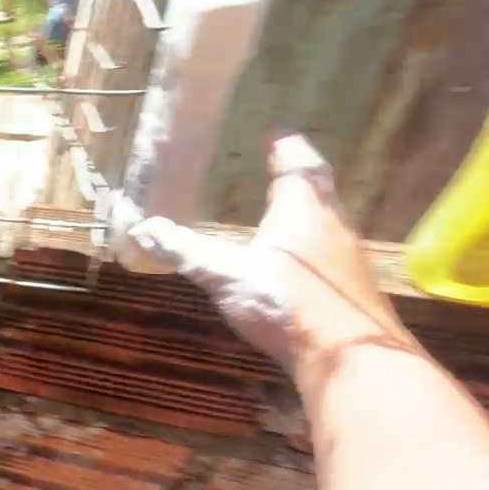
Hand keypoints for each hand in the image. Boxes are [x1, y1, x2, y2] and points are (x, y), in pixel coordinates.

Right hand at [123, 129, 415, 377]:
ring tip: (278, 209)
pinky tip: (286, 260)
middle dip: (298, 177)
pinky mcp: (343, 290)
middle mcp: (330, 228)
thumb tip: (141, 228)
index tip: (278, 132)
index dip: (287, 149)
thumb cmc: (285, 301)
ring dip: (303, 210)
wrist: (347, 357)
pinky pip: (320, 252)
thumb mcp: (223, 272)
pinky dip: (302, 243)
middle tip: (280, 164)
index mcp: (303, 213)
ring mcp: (342, 261)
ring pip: (323, 222)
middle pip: (318, 193)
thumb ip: (182, 250)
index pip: (299, 170)